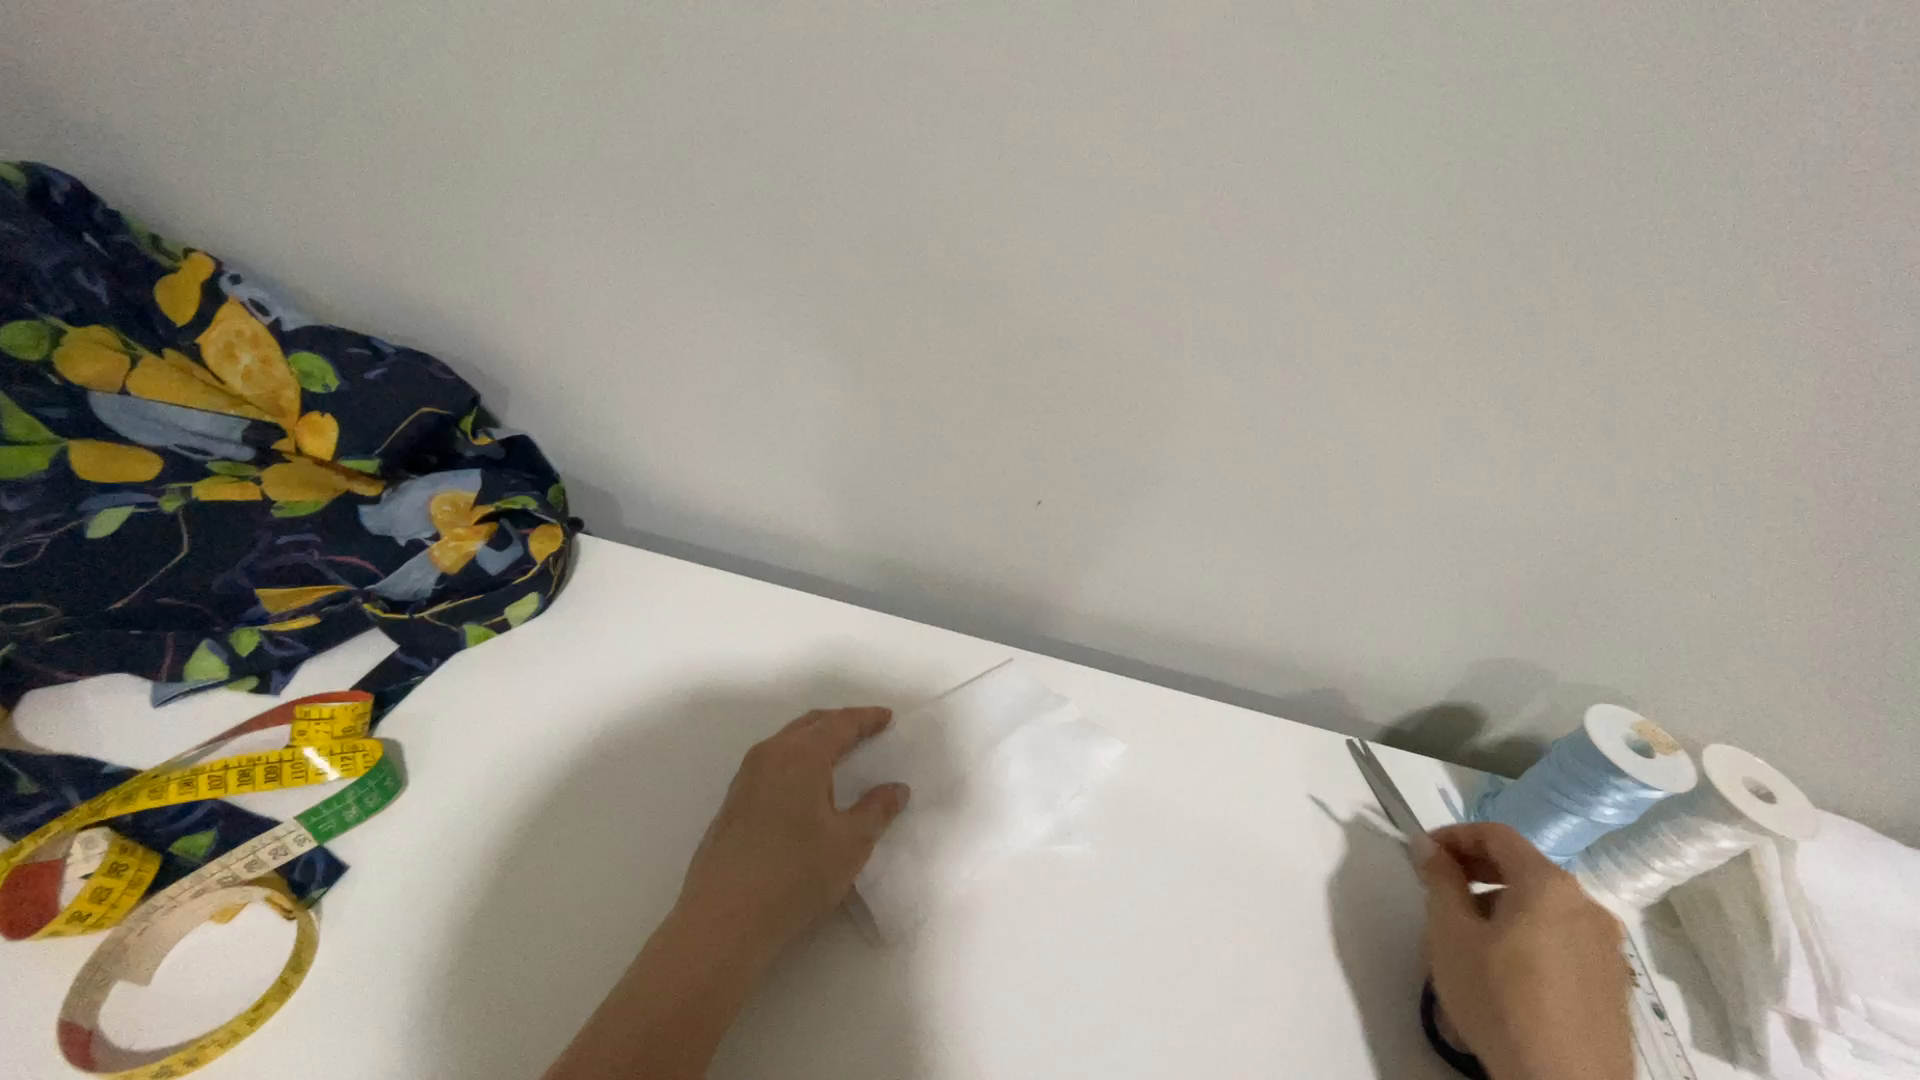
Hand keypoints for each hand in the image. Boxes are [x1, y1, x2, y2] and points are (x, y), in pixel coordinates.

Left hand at [675, 706, 910, 968]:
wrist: (723, 920)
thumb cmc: (794, 876)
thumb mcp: (849, 844)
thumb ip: (876, 811)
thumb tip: (896, 789)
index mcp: (800, 756)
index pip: (839, 724)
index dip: (866, 719)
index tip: (888, 718)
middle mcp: (769, 756)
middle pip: (809, 725)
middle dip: (839, 723)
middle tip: (866, 731)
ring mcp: (745, 779)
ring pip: (786, 743)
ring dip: (814, 742)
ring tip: (839, 756)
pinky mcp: (732, 803)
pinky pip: (772, 764)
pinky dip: (796, 762)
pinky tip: (805, 788)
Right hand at [1418, 823, 1633, 1079]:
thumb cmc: (1498, 999)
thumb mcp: (1450, 933)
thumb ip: (1439, 880)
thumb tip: (1429, 845)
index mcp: (1549, 885)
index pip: (1496, 834)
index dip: (1453, 835)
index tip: (1421, 855)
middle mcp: (1587, 906)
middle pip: (1523, 868)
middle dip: (1475, 871)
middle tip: (1437, 891)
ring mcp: (1607, 946)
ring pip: (1542, 906)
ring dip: (1499, 906)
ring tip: (1465, 938)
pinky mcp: (1612, 982)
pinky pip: (1561, 938)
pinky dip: (1527, 935)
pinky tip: (1503, 971)